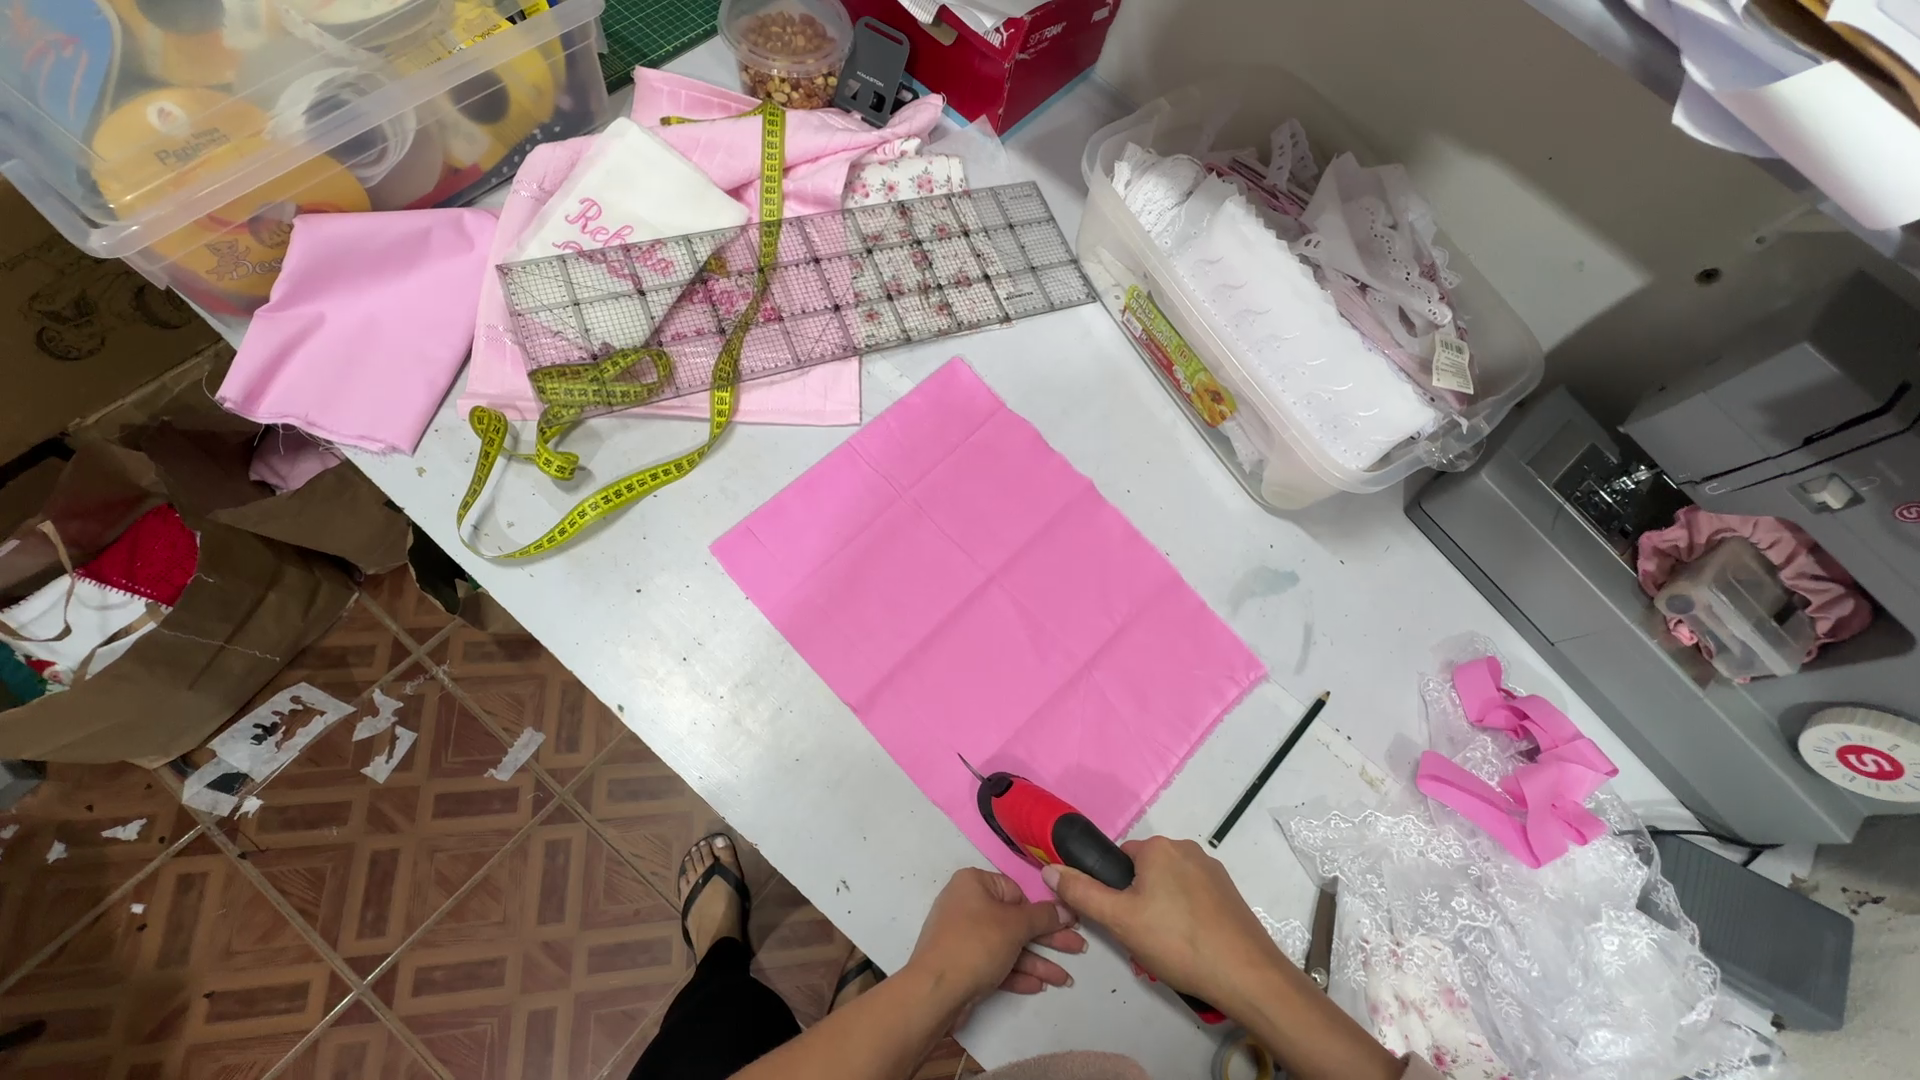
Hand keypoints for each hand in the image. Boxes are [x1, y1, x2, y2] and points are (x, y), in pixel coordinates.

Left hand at [905, 868, 1087, 1014]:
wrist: (935, 991)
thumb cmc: (976, 944)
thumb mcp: (1015, 926)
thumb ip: (1043, 917)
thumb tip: (1065, 909)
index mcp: (974, 883)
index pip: (1016, 891)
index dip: (1039, 911)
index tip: (1065, 925)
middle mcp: (966, 905)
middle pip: (1015, 921)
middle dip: (1047, 939)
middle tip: (1077, 949)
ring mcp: (963, 937)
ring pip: (1008, 946)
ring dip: (1037, 962)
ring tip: (1065, 980)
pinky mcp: (963, 965)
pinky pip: (995, 964)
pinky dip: (1017, 973)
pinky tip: (1040, 985)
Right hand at [1042, 837, 1285, 1011]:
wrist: (1248, 976)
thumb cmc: (1177, 942)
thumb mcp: (1120, 920)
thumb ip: (1082, 892)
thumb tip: (1049, 869)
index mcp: (1158, 847)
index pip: (1120, 860)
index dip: (1114, 892)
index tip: (1120, 921)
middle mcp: (1186, 848)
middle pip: (1145, 874)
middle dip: (1138, 905)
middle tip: (1142, 941)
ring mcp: (1212, 871)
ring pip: (1169, 890)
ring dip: (1161, 914)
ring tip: (1167, 951)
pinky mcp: (1230, 895)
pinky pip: (1193, 900)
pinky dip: (1186, 920)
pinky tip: (1190, 949)